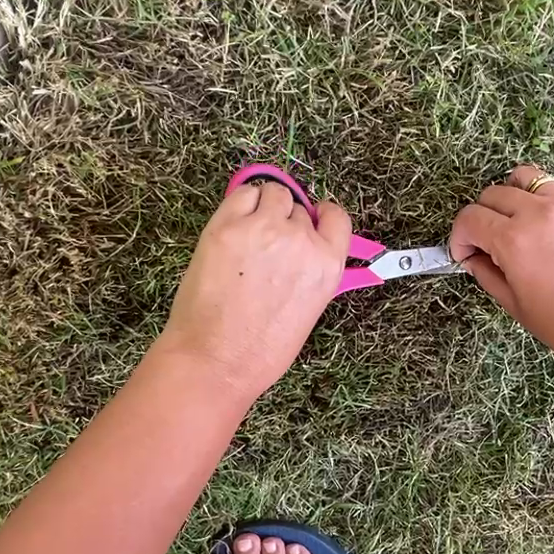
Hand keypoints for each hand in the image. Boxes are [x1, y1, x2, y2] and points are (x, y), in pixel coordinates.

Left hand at [157, 178, 351, 397]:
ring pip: (272, 194)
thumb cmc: (261, 350)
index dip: (321, 216)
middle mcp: (301, 241)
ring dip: (264, 206)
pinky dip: (240, 204)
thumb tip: (301, 251)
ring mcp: (263, 228)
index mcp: (327, 266)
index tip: (311, 218)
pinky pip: (241, 194)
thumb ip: (311, 273)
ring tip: (249, 233)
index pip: (336, 219)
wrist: (216, 360)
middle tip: (268, 244)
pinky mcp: (227, 225)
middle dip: (286, 221)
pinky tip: (233, 226)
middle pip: (299, 208)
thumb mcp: (308, 311)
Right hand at [450, 165, 553, 366]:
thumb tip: (473, 258)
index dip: (459, 238)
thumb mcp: (514, 305)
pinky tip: (542, 222)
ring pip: (522, 177)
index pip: (469, 219)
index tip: (464, 254)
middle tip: (487, 244)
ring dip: (509, 196)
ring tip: (514, 222)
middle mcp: (537, 213)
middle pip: (492, 195)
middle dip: (481, 219)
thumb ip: (486, 273)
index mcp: (513, 241)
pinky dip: (539, 196)